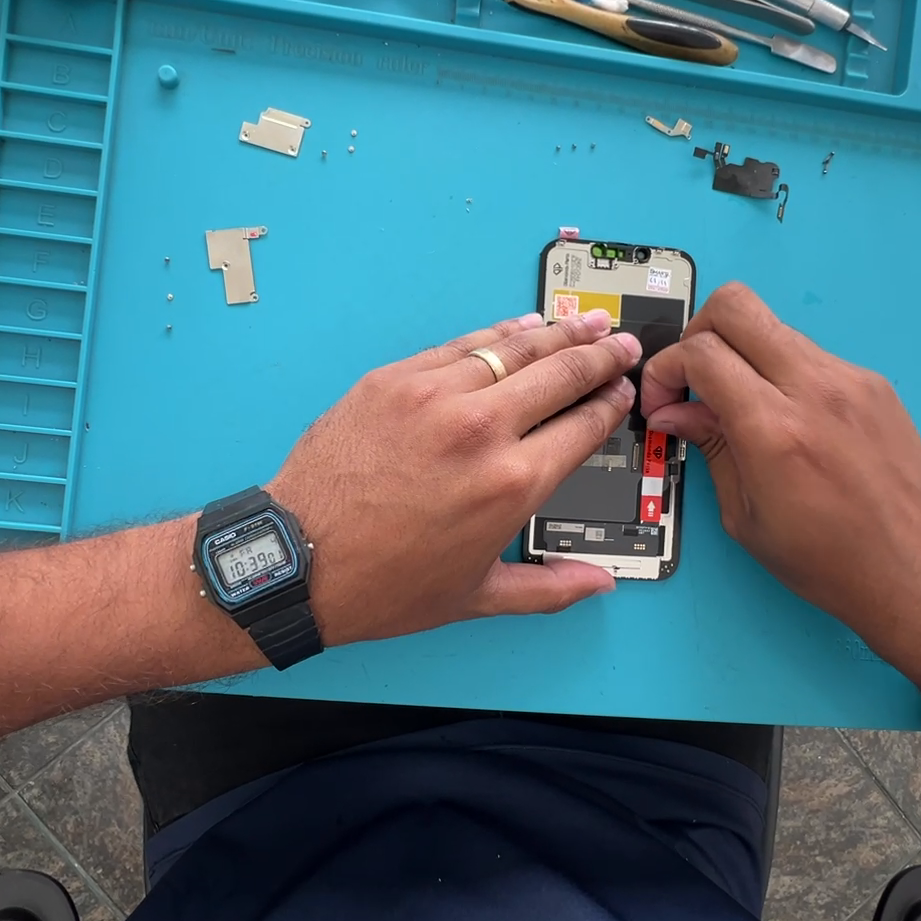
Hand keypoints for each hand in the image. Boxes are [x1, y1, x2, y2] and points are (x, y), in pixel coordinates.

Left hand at [269, 309, 641, 644]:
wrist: (298, 561)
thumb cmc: (384, 583)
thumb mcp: (477, 597)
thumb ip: (549, 588)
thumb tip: (597, 585)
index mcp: (511, 485)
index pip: (584, 427)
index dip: (611, 405)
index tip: (622, 394)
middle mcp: (481, 431)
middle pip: (561, 375)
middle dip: (602, 357)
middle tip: (622, 344)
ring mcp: (435, 397)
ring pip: (515, 349)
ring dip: (559, 334)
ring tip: (587, 323)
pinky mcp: (394, 380)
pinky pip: (460, 345)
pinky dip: (498, 333)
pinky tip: (521, 327)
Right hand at [637, 284, 920, 660]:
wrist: (914, 569)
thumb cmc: (822, 558)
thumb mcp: (743, 513)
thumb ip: (709, 446)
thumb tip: (671, 412)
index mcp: (774, 429)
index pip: (702, 352)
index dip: (665, 369)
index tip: (661, 402)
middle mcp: (814, 388)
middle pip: (735, 306)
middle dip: (695, 333)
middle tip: (692, 380)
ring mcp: (850, 378)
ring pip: (771, 326)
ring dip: (738, 353)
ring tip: (736, 405)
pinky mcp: (872, 383)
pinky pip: (806, 354)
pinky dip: (776, 371)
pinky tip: (782, 417)